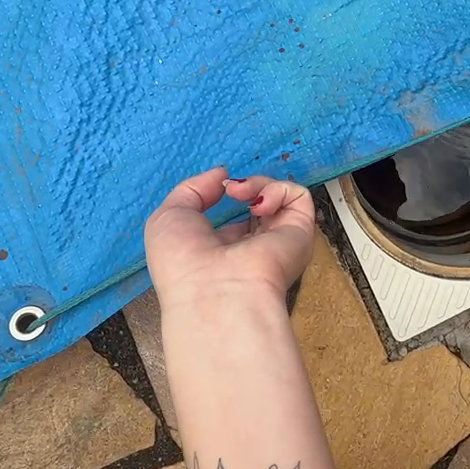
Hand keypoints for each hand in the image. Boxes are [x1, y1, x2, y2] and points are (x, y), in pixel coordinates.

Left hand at [145, 167, 316, 305]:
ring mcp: (279, 240)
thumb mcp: (169, 218)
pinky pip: (299, 198)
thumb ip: (192, 189)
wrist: (214, 292)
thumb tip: (222, 176)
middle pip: (258, 202)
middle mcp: (254, 247)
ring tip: (240, 194)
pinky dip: (279, 190)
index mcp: (223, 251)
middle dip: (244, 186)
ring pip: (278, 196)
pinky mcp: (300, 234)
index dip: (224, 195)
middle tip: (229, 190)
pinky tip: (259, 204)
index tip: (215, 189)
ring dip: (258, 184)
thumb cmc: (183, 264)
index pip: (234, 218)